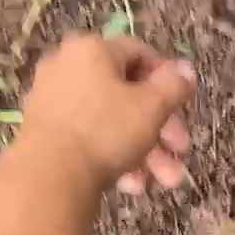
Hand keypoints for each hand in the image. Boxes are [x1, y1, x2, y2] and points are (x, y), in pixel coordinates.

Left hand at [18, 34, 196, 194]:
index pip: (141, 53)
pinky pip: (90, 136)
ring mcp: (54, 97)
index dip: (168, 79)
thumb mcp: (152, 107)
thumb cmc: (107, 131)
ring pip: (112, 121)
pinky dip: (114, 155)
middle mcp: (69, 65)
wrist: (51, 172)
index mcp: (94, 50)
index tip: (184, 105)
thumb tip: (187, 69)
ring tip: (161, 181)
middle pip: (129, 94)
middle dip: (161, 129)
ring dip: (144, 151)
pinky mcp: (46, 128)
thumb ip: (174, 86)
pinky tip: (130, 183)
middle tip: (180, 151)